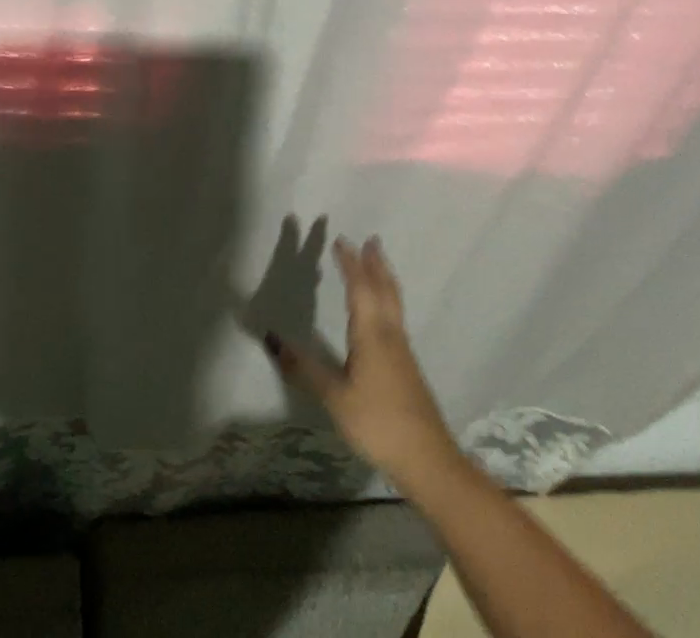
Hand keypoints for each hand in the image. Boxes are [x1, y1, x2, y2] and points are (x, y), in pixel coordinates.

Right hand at [264, 234, 458, 478]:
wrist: (427, 458)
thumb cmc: (377, 423)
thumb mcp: (334, 397)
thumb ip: (304, 368)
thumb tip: (272, 338)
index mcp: (372, 337)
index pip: (360, 290)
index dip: (350, 265)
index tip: (342, 241)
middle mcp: (390, 337)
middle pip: (385, 292)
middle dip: (376, 265)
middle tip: (371, 241)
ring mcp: (402, 352)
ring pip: (394, 305)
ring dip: (384, 280)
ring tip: (377, 265)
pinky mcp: (406, 367)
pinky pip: (395, 320)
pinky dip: (386, 301)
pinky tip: (381, 313)